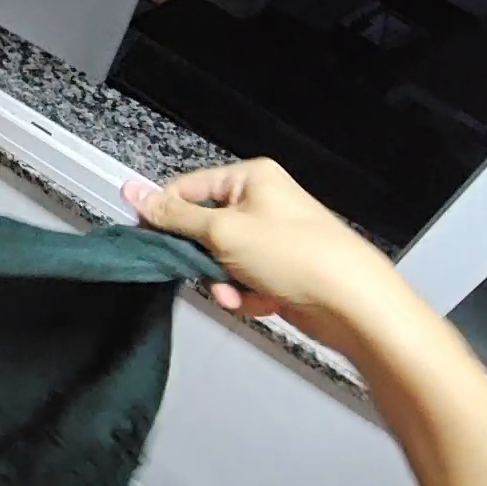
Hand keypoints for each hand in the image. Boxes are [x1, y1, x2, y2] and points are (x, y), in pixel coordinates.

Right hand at [127, 159, 404, 350]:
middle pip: (202, 225)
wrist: (358, 307)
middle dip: (199, 255)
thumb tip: (128, 188)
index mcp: (250, 178)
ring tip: (234, 294)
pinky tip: (255, 303)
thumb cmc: (290, 255)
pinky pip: (242, 275)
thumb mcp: (222, 231)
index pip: (187, 188)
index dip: (165, 213)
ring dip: (219, 278)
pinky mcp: (281, 269)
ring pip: (220, 255)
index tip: (148, 238)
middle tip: (199, 271)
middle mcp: (261, 201)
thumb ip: (172, 214)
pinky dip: (242, 292)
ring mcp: (273, 237)